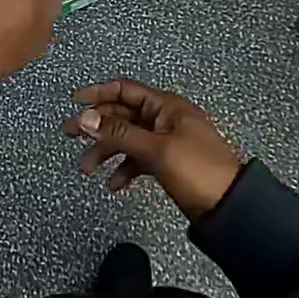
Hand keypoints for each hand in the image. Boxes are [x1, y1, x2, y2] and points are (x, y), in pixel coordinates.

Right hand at [63, 80, 242, 220]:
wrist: (229, 207)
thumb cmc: (198, 169)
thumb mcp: (156, 149)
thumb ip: (119, 133)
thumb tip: (85, 117)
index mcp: (165, 106)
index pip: (125, 90)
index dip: (99, 93)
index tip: (75, 102)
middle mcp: (164, 119)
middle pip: (122, 115)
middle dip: (96, 126)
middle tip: (69, 134)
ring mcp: (166, 142)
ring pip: (127, 139)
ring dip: (106, 152)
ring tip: (87, 169)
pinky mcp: (167, 163)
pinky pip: (138, 159)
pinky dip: (124, 169)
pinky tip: (115, 184)